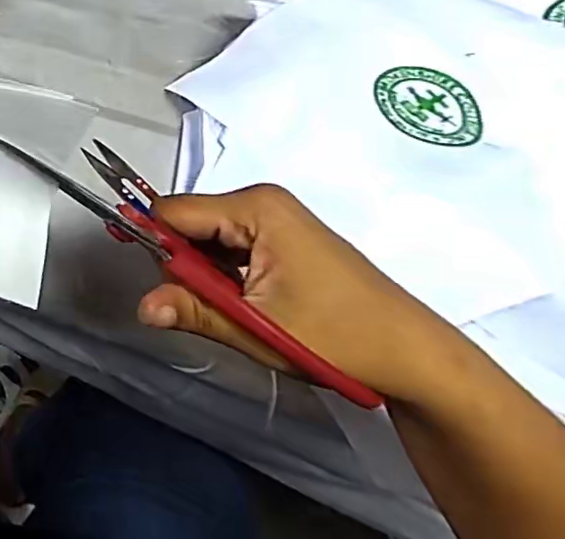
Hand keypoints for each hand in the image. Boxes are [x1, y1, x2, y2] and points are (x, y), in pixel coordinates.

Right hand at [135, 184, 472, 405]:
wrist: (421, 361)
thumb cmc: (345, 339)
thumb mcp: (258, 328)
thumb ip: (192, 310)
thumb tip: (143, 306)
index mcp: (256, 208)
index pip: (172, 212)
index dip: (158, 245)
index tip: (166, 284)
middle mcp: (262, 201)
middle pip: (187, 222)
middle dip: (187, 264)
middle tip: (211, 306)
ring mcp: (275, 216)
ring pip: (206, 236)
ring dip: (207, 272)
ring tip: (238, 308)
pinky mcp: (282, 235)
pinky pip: (228, 243)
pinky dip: (225, 272)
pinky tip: (247, 301)